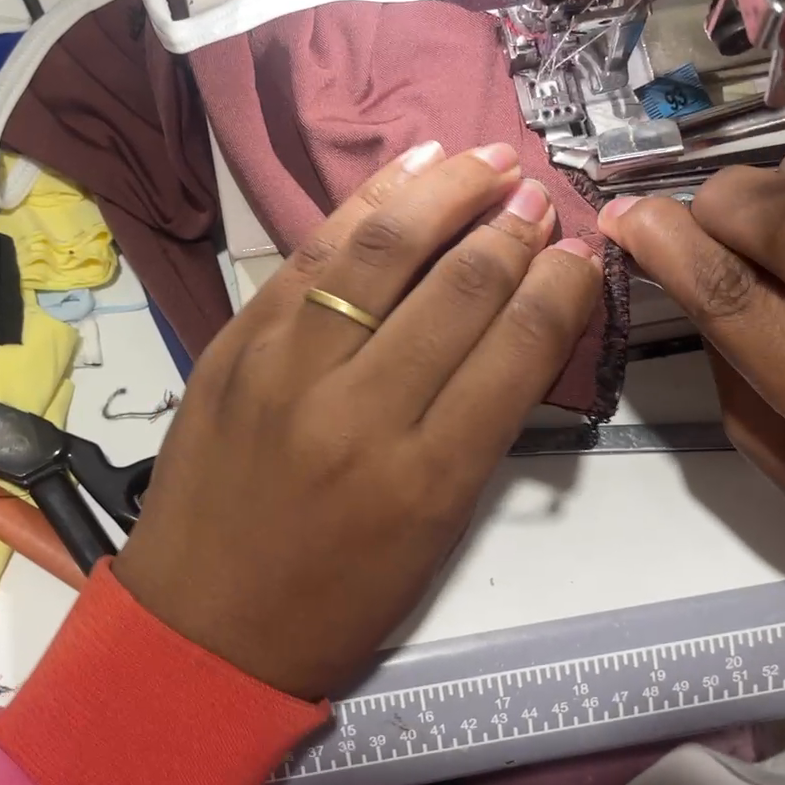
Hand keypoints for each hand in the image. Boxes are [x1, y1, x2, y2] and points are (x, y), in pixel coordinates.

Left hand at [114, 142, 603, 698]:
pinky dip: (365, 204)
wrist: (203, 626)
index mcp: (427, 477)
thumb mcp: (434, 532)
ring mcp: (285, 369)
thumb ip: (480, 426)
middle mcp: (358, 411)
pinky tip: (406, 171)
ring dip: (444, 192)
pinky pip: (308, 255)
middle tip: (539, 196)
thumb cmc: (336, 600)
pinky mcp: (235, 345)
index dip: (562, 284)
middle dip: (512, 231)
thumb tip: (520, 324)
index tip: (581, 249)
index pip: (516, 347)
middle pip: (457, 288)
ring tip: (486, 159)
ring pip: (380, 250)